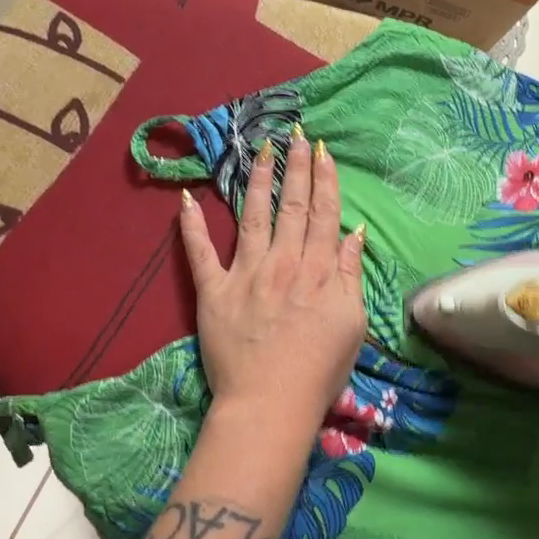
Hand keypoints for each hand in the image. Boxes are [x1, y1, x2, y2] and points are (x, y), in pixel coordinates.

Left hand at [181, 127, 365, 428]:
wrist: (271, 402)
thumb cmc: (320, 366)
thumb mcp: (351, 320)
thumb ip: (349, 273)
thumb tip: (353, 232)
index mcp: (317, 268)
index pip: (323, 213)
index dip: (325, 179)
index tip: (323, 151)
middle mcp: (283, 261)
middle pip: (292, 206)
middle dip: (296, 168)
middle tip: (295, 136)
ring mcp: (246, 274)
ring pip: (253, 217)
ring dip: (257, 181)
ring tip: (260, 151)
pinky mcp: (213, 292)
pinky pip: (200, 255)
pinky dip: (191, 228)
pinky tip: (185, 200)